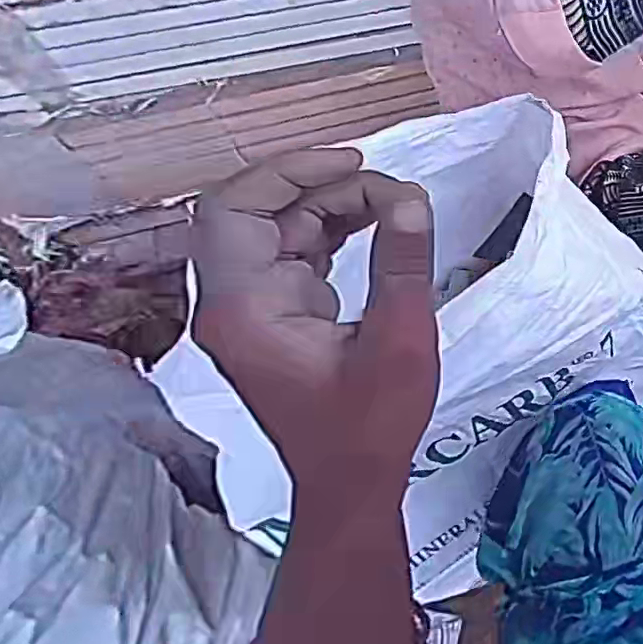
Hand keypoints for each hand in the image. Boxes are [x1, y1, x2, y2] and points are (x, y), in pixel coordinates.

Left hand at [190, 148, 437, 491]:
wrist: (353, 479)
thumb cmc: (373, 417)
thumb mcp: (400, 336)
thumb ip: (403, 262)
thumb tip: (410, 198)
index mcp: (244, 306)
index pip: (232, 210)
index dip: (288, 172)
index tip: (358, 164)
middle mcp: (234, 300)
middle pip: (255, 211)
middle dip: (322, 185)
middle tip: (390, 189)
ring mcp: (256, 307)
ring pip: (279, 227)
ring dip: (334, 205)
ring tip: (396, 203)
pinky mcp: (282, 313)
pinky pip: (298, 251)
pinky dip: (336, 228)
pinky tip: (378, 224)